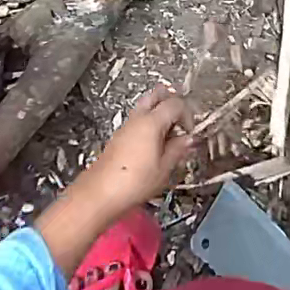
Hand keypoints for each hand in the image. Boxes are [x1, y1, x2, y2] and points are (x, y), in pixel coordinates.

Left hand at [71, 86, 194, 215]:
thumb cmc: (132, 183)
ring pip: (146, 106)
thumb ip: (178, 149)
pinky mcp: (118, 137)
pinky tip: (154, 145)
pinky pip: (137, 120)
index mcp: (152, 122)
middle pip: (157, 94)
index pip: (175, 104)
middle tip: (181, 121)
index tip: (190, 131)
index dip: (188, 114)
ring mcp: (126, 126)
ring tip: (169, 135)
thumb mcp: (164, 168)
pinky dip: (149, 125)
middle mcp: (137, 119)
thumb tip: (188, 140)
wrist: (99, 195)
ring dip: (160, 113)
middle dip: (172, 102)